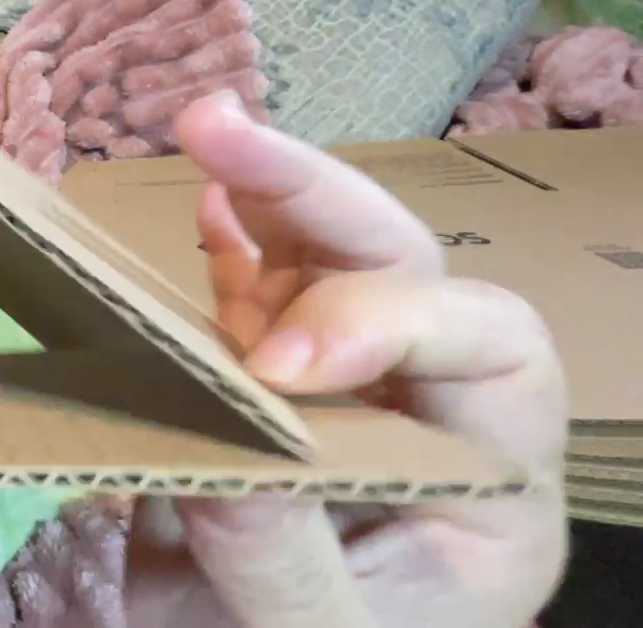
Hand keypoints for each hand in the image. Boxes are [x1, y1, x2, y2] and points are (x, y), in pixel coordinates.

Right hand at [121, 92, 568, 627]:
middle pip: (391, 262)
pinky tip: (205, 198)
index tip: (264, 367)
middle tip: (211, 126)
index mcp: (482, 472)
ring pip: (311, 251)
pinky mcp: (245, 363)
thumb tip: (225, 452)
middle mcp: (412, 399)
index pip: (479, 347)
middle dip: (306, 188)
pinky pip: (246, 279)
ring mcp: (323, 373)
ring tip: (205, 127)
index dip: (372, 324)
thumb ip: (285, 560)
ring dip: (259, 184)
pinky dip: (223, 233)